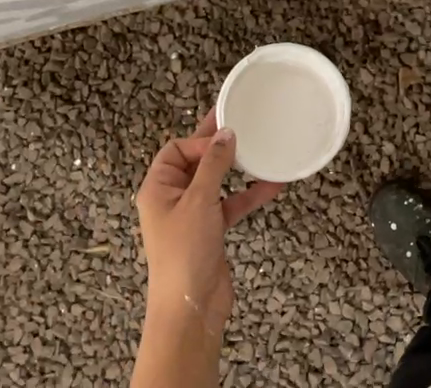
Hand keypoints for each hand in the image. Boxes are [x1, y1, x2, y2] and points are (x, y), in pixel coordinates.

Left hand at [134, 113, 284, 328]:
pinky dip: (248, 194)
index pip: (177, 149)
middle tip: (243, 122)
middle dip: (219, 147)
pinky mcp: (211, 231)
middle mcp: (173, 198)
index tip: (226, 135)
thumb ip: (213, 163)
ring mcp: (193, 215)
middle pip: (196, 162)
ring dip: (238, 170)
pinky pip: (231, 203)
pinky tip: (272, 185)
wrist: (191, 308)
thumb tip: (226, 133)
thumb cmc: (185, 252)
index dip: (200, 139)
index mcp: (158, 188)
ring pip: (217, 182)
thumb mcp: (199, 200)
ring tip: (261, 149)